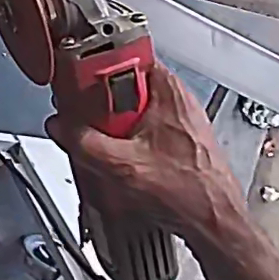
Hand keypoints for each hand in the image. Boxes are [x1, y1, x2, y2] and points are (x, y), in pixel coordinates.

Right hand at [45, 62, 252, 249]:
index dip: (93, 70)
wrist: (216, 223)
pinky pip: (142, 125)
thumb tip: (62, 127)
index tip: (75, 84)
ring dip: (112, 125)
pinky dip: (128, 138)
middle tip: (85, 123)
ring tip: (104, 146)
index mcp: (166, 87)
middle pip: (121, 84)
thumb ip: (83, 143)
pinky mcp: (178, 135)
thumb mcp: (122, 166)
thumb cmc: (190, 192)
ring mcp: (177, 115)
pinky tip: (123, 159)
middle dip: (99, 104)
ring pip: (130, 107)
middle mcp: (174, 95)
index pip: (119, 57)